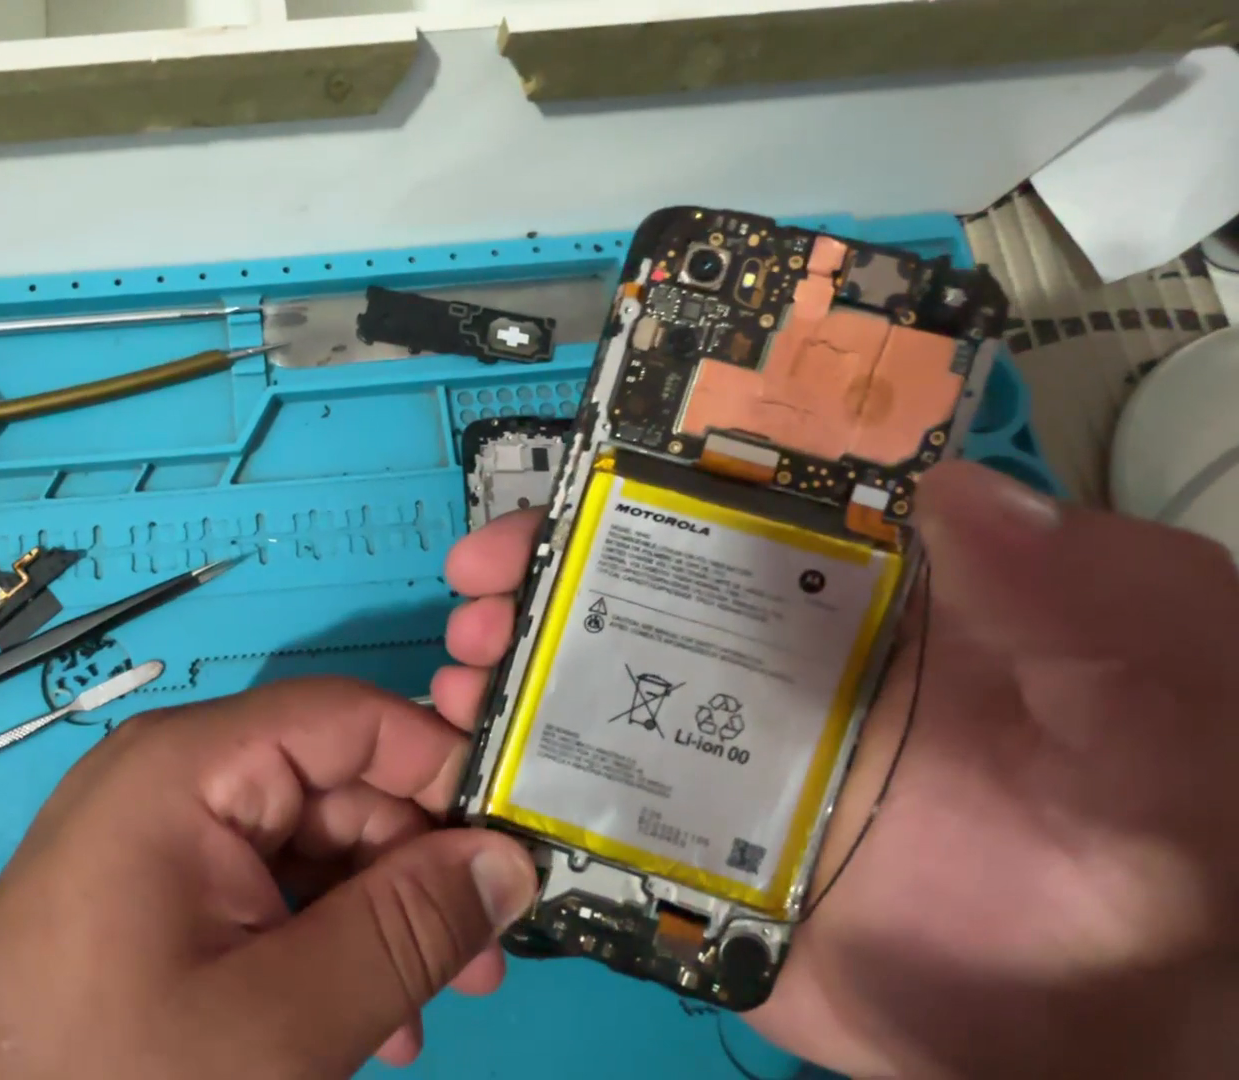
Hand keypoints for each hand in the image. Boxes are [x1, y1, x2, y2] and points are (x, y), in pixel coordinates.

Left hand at [0, 680, 538, 1078]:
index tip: (511, 846)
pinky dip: (323, 938)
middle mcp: (181, 772)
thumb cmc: (112, 1076)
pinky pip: (269, 884)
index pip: (349, 718)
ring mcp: (169, 827)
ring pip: (311, 844)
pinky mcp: (164, 880)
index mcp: (195, 764)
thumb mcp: (282, 1017)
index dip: (439, 768)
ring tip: (426, 1008)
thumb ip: (406, 930)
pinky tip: (359, 1016)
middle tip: (483, 961)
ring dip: (377, 918)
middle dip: (415, 868)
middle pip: (336, 785)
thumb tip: (509, 861)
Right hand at [435, 461, 1238, 1077]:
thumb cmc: (1179, 815)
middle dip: (525, 602)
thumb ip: (1069, 578)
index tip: (533, 522)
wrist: (1160, 1029)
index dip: (603, 517)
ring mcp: (715, 783)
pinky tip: (472, 791)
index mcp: (832, 616)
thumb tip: (942, 487)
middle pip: (606, 623)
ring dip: (505, 695)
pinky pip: (586, 835)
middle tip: (475, 611)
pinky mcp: (696, 877)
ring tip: (463, 692)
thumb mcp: (1158, 662)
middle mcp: (753, 686)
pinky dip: (517, 811)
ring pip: (577, 718)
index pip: (690, 539)